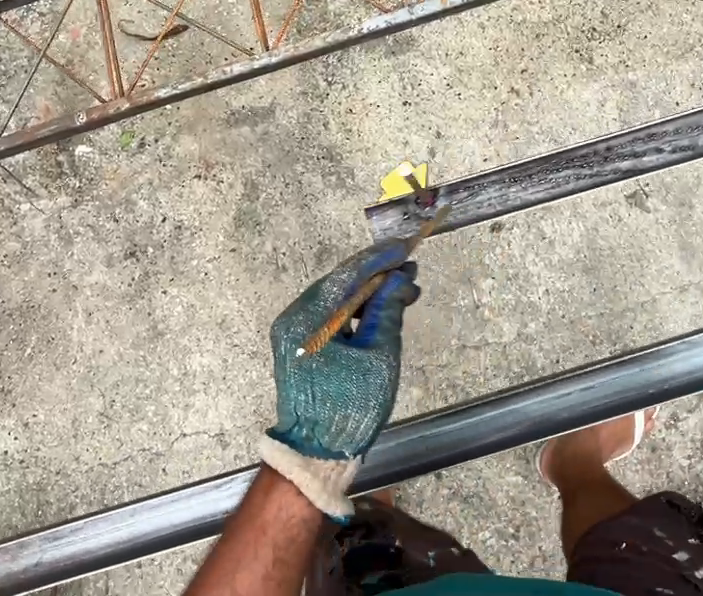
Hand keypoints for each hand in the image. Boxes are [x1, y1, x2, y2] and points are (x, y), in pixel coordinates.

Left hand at [267, 239, 420, 459]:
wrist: (316, 452)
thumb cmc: (350, 406)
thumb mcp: (379, 355)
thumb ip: (388, 310)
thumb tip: (399, 279)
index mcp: (309, 317)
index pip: (348, 275)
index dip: (379, 259)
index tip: (405, 249)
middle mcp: (295, 316)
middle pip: (340, 283)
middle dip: (377, 274)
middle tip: (409, 268)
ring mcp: (293, 329)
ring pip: (335, 297)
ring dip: (368, 291)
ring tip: (402, 287)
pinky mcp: (298, 342)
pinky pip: (329, 314)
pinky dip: (355, 309)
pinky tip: (380, 307)